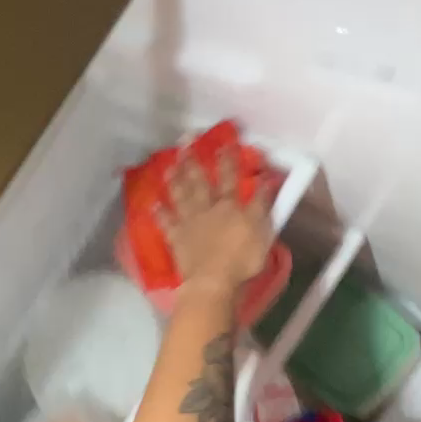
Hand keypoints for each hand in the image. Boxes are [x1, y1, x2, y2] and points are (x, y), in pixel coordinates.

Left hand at [159, 148, 271, 294]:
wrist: (213, 281)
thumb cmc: (243, 260)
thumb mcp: (262, 231)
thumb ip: (262, 205)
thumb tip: (267, 180)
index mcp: (230, 207)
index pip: (231, 178)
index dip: (229, 159)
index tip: (225, 142)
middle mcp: (207, 209)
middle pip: (199, 181)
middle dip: (193, 160)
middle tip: (185, 141)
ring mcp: (189, 223)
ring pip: (180, 196)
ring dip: (175, 180)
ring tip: (169, 166)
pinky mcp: (177, 239)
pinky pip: (166, 223)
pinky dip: (159, 213)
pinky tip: (153, 204)